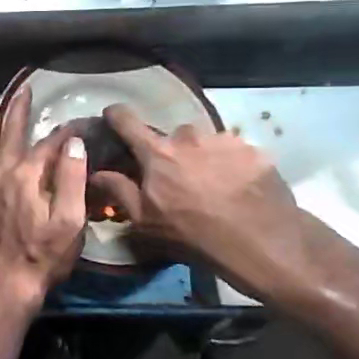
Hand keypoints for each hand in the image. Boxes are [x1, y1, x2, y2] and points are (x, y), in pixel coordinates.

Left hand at [0, 89, 87, 301]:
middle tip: (23, 88)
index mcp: (27, 175)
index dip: (67, 132)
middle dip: (18, 109)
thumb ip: (72, 179)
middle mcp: (3, 171)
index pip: (50, 143)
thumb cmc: (43, 254)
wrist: (4, 278)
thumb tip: (74, 143)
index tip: (81, 124)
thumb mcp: (69, 221)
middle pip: (10, 132)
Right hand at [89, 104, 315, 303]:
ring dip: (202, 157)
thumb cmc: (193, 234)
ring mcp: (225, 141)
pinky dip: (230, 164)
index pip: (126, 120)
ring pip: (204, 143)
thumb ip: (118, 190)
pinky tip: (236, 188)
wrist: (262, 243)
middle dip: (170, 152)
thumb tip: (96, 172)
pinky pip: (234, 151)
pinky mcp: (254, 150)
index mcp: (157, 153)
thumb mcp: (145, 220)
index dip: (115, 115)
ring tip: (212, 186)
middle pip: (171, 136)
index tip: (112, 116)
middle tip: (178, 179)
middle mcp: (189, 137)